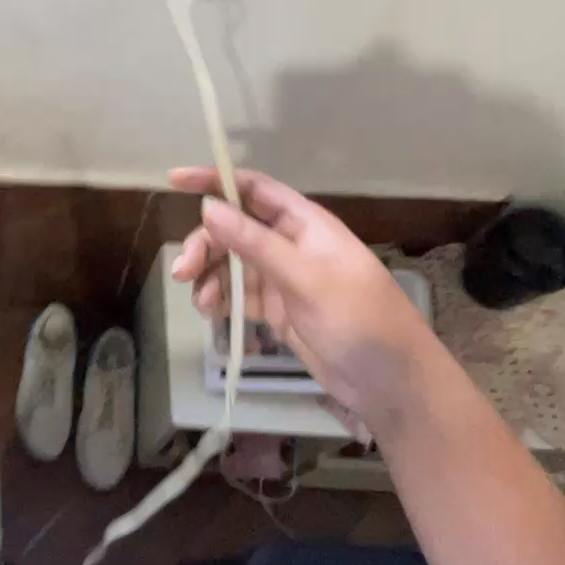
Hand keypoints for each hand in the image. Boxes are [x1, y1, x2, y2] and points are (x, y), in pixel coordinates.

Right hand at [168, 167, 440, 427]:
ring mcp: (282, 278)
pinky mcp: (276, 309)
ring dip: (208, 276)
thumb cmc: (359, 320)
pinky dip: (219, 299)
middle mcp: (290, 244)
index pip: (254, 189)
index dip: (215, 180)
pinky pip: (236, 294)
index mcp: (304, 224)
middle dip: (205, 245)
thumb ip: (255, 243)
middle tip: (183, 271)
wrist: (391, 383)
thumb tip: (208, 207)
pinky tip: (212, 314)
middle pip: (232, 229)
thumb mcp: (305, 278)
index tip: (173, 180)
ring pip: (230, 263)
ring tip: (201, 303)